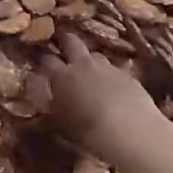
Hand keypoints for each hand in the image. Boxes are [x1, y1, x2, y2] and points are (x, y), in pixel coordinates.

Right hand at [37, 34, 167, 160]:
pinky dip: (110, 75)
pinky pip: (115, 69)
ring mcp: (107, 67)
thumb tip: (48, 102)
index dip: (43, 60)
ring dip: (90, 60)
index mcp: (62, 76)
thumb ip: (53, 109)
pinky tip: (113, 86)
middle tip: (62, 42)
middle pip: (72, 41)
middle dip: (65, 40)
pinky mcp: (128, 75)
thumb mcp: (62, 125)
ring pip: (95, 55)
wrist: (131, 131)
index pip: (47, 60)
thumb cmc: (88, 132)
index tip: (41, 63)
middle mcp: (83, 65)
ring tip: (90, 70)